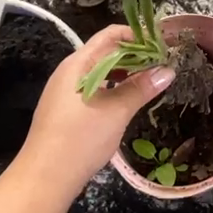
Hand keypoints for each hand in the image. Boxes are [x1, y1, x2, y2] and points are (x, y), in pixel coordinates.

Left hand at [15, 25, 172, 201]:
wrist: (45, 177)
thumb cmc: (81, 139)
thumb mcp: (117, 111)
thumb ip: (141, 88)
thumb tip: (167, 71)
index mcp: (79, 64)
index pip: (110, 35)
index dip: (137, 35)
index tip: (162, 45)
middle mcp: (70, 71)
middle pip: (105, 51)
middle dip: (134, 55)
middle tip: (162, 64)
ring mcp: (65, 90)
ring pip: (100, 71)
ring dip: (125, 73)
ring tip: (149, 81)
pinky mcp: (66, 108)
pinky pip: (93, 87)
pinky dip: (113, 87)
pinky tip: (127, 99)